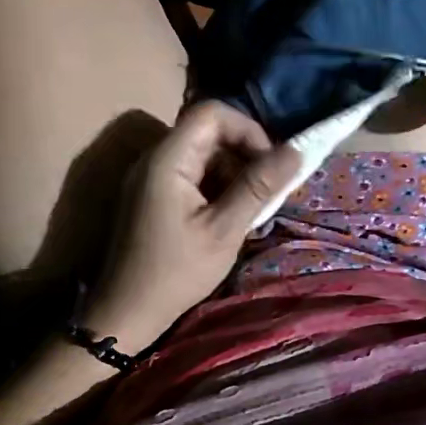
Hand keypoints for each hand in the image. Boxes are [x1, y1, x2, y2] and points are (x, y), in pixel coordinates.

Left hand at [81, 100, 300, 352]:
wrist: (127, 311)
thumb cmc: (177, 271)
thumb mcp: (225, 230)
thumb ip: (259, 186)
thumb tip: (298, 150)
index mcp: (167, 159)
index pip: (212, 113)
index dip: (248, 130)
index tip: (271, 164)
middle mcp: (155, 158)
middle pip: (208, 132)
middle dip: (245, 154)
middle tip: (268, 191)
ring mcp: (152, 177)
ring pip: (203, 155)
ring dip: (234, 174)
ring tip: (253, 209)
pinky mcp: (154, 196)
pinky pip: (192, 176)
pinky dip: (217, 188)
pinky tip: (231, 218)